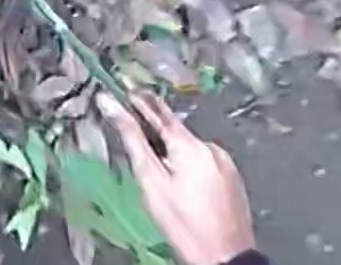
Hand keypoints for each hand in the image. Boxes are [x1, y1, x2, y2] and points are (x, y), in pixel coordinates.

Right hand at [98, 90, 257, 264]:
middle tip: (135, 139)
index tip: (120, 92)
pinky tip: (182, 181)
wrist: (226, 264)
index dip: (137, 99)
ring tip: (159, 168)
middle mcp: (210, 146)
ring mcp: (225, 162)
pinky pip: (203, 158)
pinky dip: (189, 161)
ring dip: (172, 148)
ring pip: (188, 144)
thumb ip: (130, 137)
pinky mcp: (233, 178)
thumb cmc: (181, 223)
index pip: (157, 108)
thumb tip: (107, 101)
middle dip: (153, 130)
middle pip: (173, 128)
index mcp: (189, 144)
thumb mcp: (150, 180)